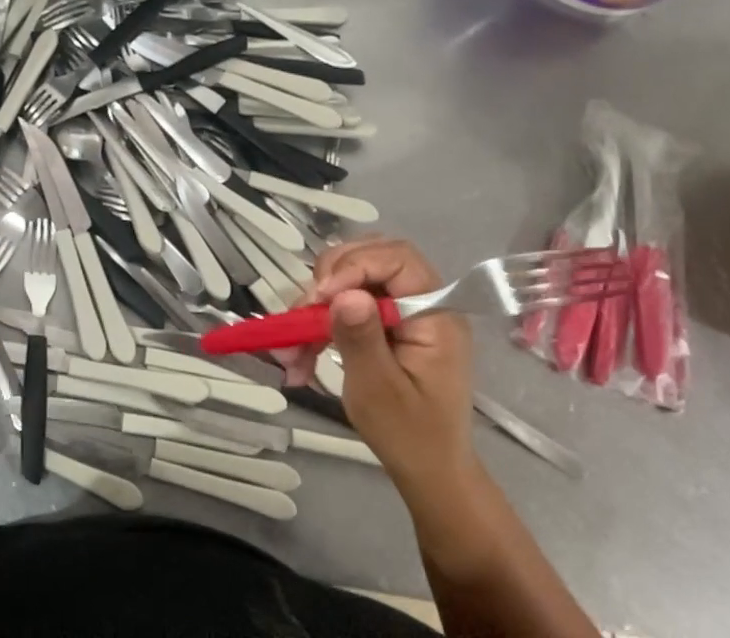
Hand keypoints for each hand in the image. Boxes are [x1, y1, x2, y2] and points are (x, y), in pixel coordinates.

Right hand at [281, 237, 476, 487]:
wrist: (430, 471)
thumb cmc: (410, 434)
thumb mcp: (378, 390)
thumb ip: (361, 338)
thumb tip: (346, 294)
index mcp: (436, 316)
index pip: (398, 260)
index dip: (354, 266)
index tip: (320, 298)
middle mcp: (425, 305)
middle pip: (374, 258)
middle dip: (331, 277)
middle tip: (304, 308)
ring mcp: (407, 314)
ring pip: (356, 278)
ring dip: (318, 302)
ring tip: (293, 341)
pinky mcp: (390, 326)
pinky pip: (350, 303)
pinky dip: (321, 322)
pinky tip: (300, 354)